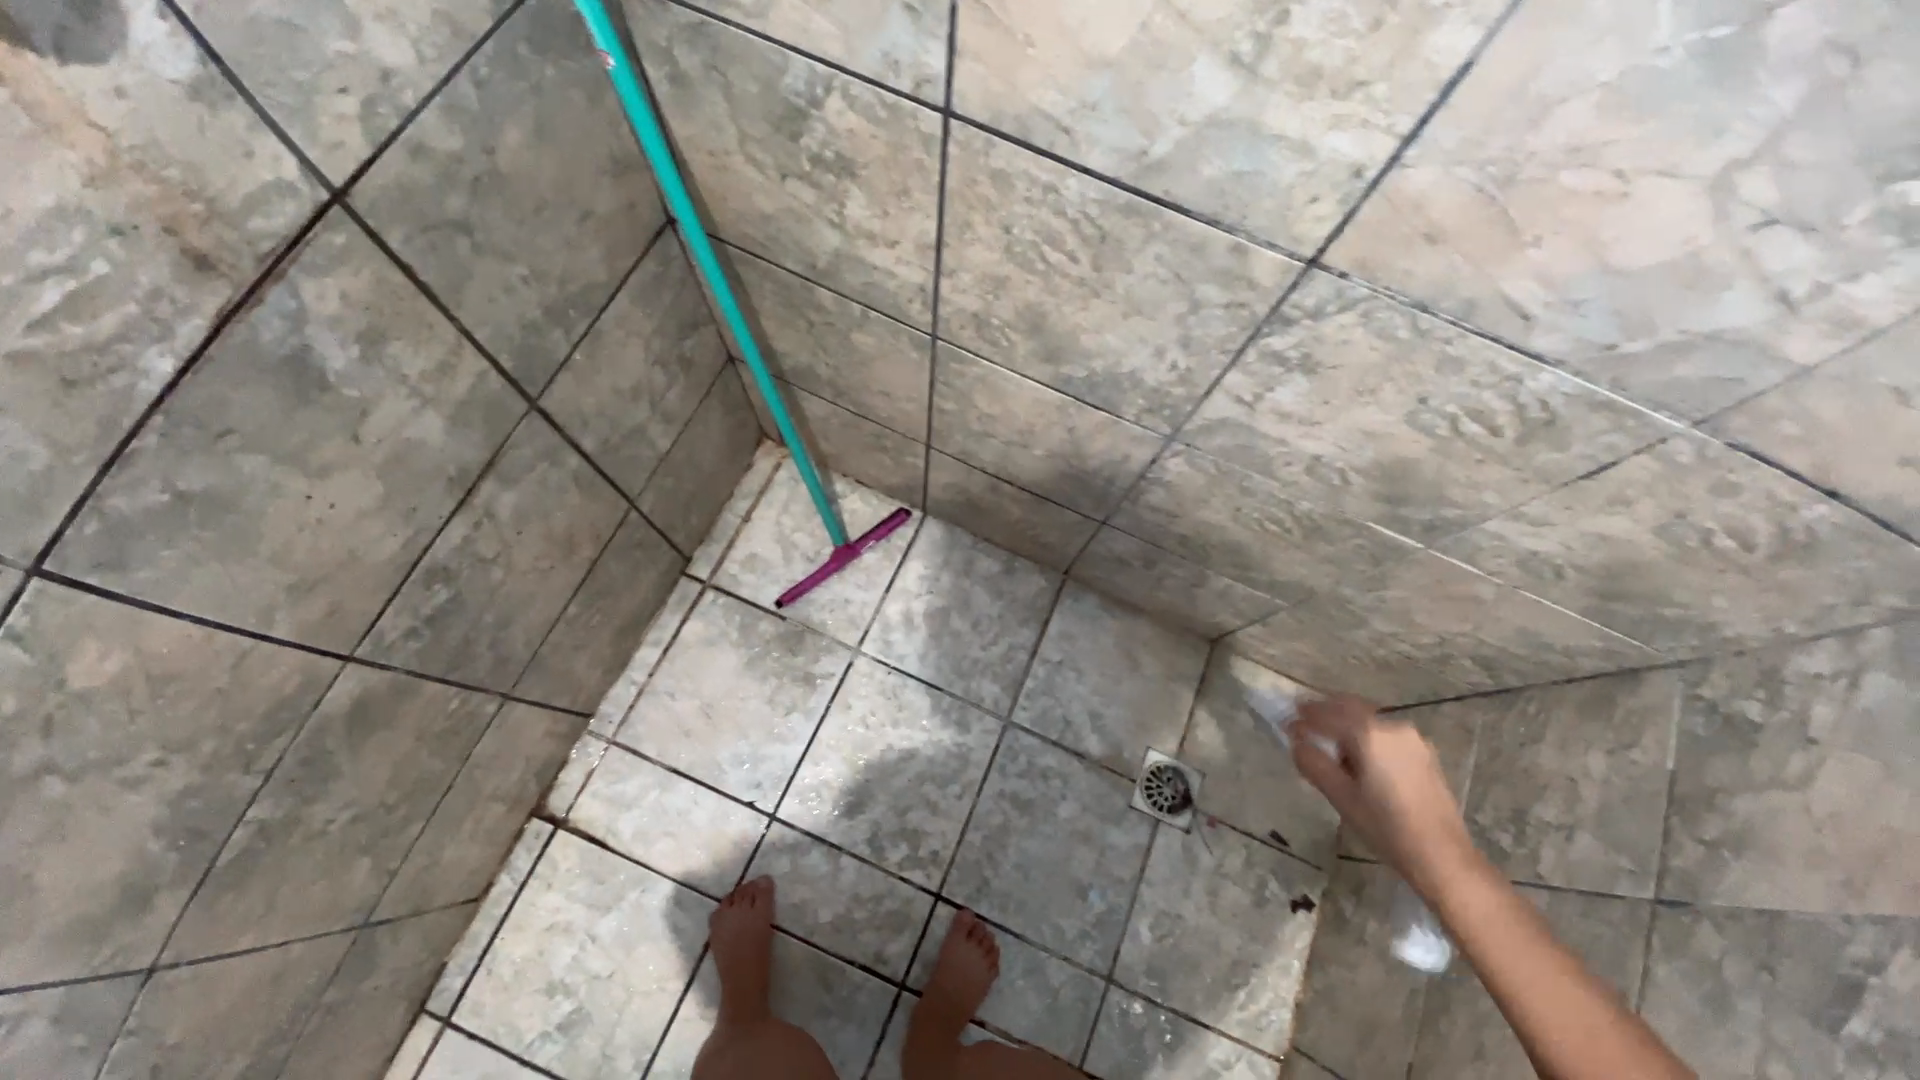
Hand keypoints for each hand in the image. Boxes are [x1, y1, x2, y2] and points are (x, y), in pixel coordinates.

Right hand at [1291, 695, 1478, 896]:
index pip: (1327, 714)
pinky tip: (1358, 753)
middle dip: (1325, 710)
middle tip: (1303, 718)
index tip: (1286, 723)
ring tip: (1329, 738)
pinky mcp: (1424, 753)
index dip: (1303, 717)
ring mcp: (1413, 738)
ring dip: (1346, 720)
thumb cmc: (1384, 827)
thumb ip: (1314, 764)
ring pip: (1370, 717)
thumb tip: (1297, 743)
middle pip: (1351, 706)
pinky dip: (1365, 732)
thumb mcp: (1340, 796)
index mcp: (1369, 734)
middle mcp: (1392, 726)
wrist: (1441, 854)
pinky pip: (1386, 731)